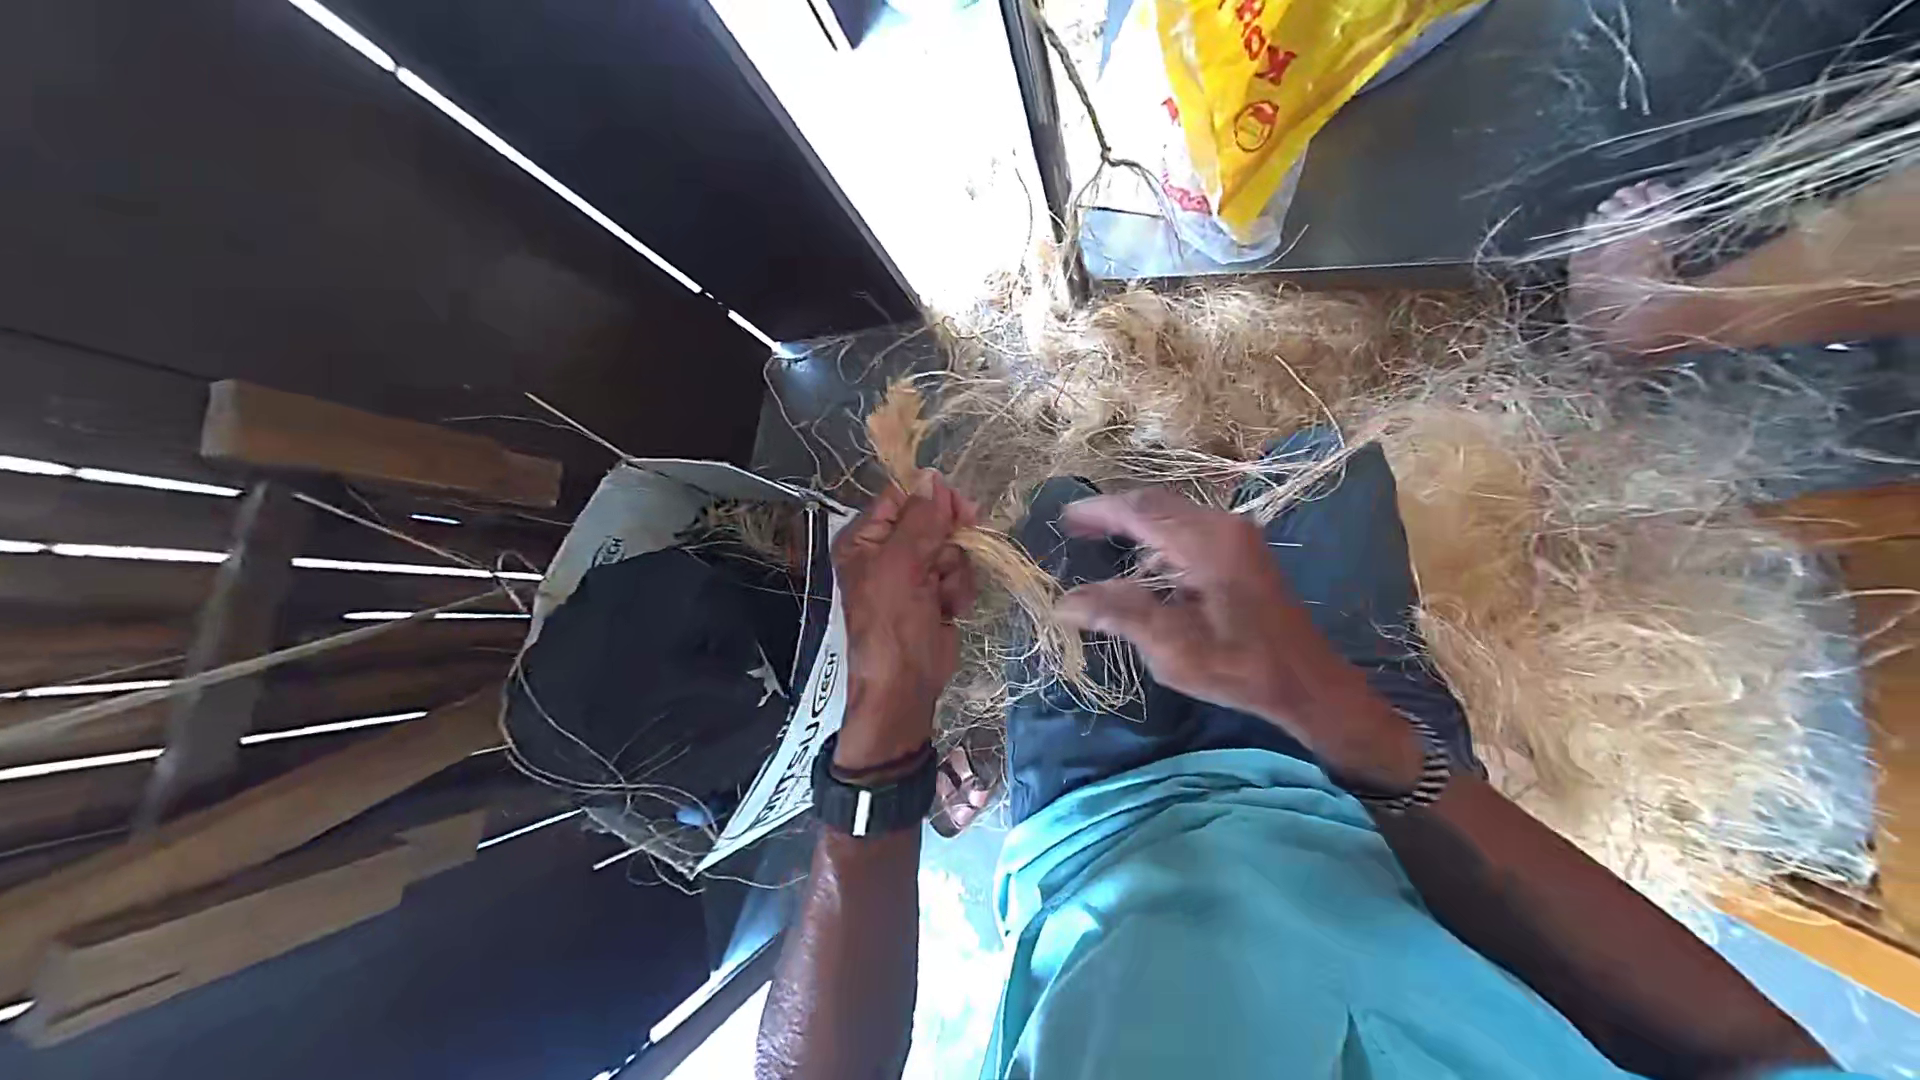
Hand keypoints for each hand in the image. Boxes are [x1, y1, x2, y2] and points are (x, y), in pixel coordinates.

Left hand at [830, 470, 976, 772]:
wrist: (906, 686)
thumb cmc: (892, 625)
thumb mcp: (902, 567)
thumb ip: (919, 520)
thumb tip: (932, 475)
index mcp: (865, 540)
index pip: (901, 499)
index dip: (932, 501)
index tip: (960, 510)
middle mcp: (886, 552)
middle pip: (932, 521)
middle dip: (947, 543)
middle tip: (947, 561)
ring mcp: (912, 573)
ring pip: (951, 547)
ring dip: (954, 571)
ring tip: (941, 597)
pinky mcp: (934, 593)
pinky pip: (958, 572)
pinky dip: (959, 589)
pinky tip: (950, 609)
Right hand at [1054, 488, 1419, 788]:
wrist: (1309, 683)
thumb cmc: (1241, 667)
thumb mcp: (1174, 648)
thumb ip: (1119, 616)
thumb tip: (1066, 602)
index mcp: (1206, 543)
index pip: (1139, 511)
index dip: (1098, 511)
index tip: (1064, 516)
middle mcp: (1222, 527)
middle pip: (1155, 504)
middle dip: (1113, 512)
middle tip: (1076, 524)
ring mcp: (1236, 536)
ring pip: (1172, 514)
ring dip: (1135, 523)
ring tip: (1101, 537)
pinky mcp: (1241, 551)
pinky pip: (1188, 528)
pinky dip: (1157, 536)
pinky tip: (1142, 562)